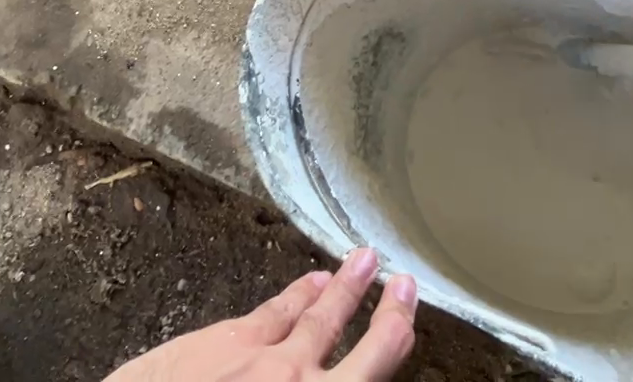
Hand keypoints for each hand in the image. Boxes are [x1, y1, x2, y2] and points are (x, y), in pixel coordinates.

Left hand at [103, 247, 417, 381]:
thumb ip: (303, 379)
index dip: (393, 331)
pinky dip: (294, 293)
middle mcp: (296, 376)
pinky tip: (305, 282)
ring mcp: (261, 356)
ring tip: (360, 262)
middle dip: (377, 305)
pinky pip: (271, 310)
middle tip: (399, 277)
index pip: (367, 365)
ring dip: (339, 287)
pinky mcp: (224, 340)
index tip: (407, 307)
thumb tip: (315, 368)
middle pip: (346, 332)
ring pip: (312, 314)